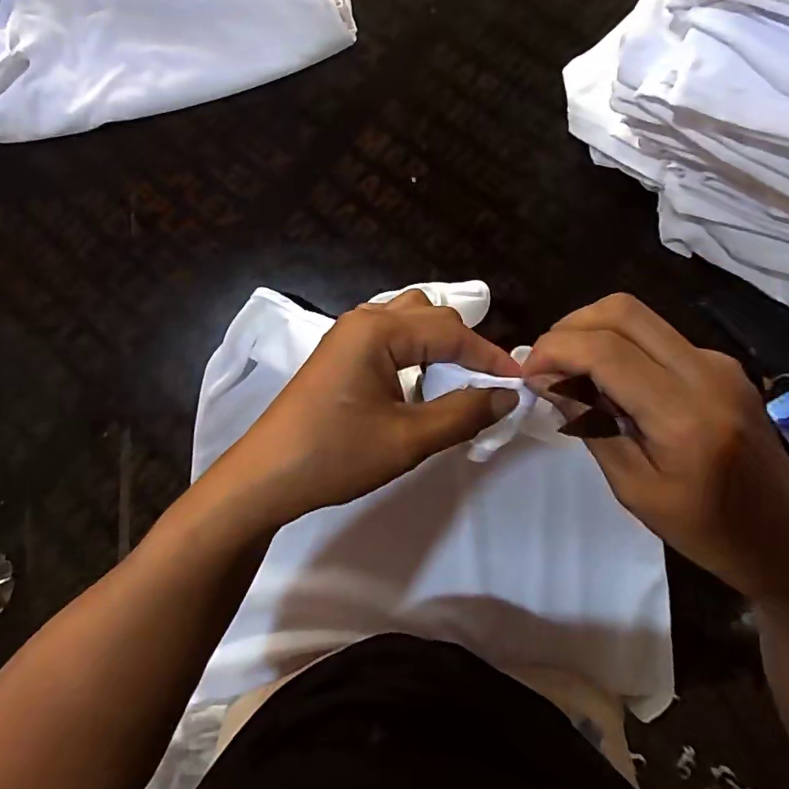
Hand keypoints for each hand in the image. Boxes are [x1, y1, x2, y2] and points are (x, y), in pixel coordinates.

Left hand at [207, 290, 522, 528]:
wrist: (267, 474)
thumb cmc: (336, 454)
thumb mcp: (408, 438)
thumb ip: (462, 413)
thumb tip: (506, 396)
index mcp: (378, 330)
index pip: (449, 331)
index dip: (489, 357)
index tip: (521, 383)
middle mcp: (361, 320)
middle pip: (427, 314)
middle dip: (464, 343)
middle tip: (492, 381)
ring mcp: (344, 335)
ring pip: (405, 321)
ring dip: (437, 342)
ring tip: (462, 376)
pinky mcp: (337, 355)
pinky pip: (386, 337)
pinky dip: (413, 350)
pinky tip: (422, 379)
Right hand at [521, 294, 788, 603]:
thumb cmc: (707, 528)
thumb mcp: (634, 488)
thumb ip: (589, 425)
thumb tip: (544, 379)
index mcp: (684, 414)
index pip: (605, 351)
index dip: (554, 351)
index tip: (527, 374)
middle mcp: (706, 373)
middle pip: (621, 312)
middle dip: (568, 328)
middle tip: (544, 365)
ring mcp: (718, 363)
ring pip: (637, 316)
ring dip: (591, 333)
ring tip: (569, 372)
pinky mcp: (720, 364)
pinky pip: (655, 335)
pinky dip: (616, 344)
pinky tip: (607, 382)